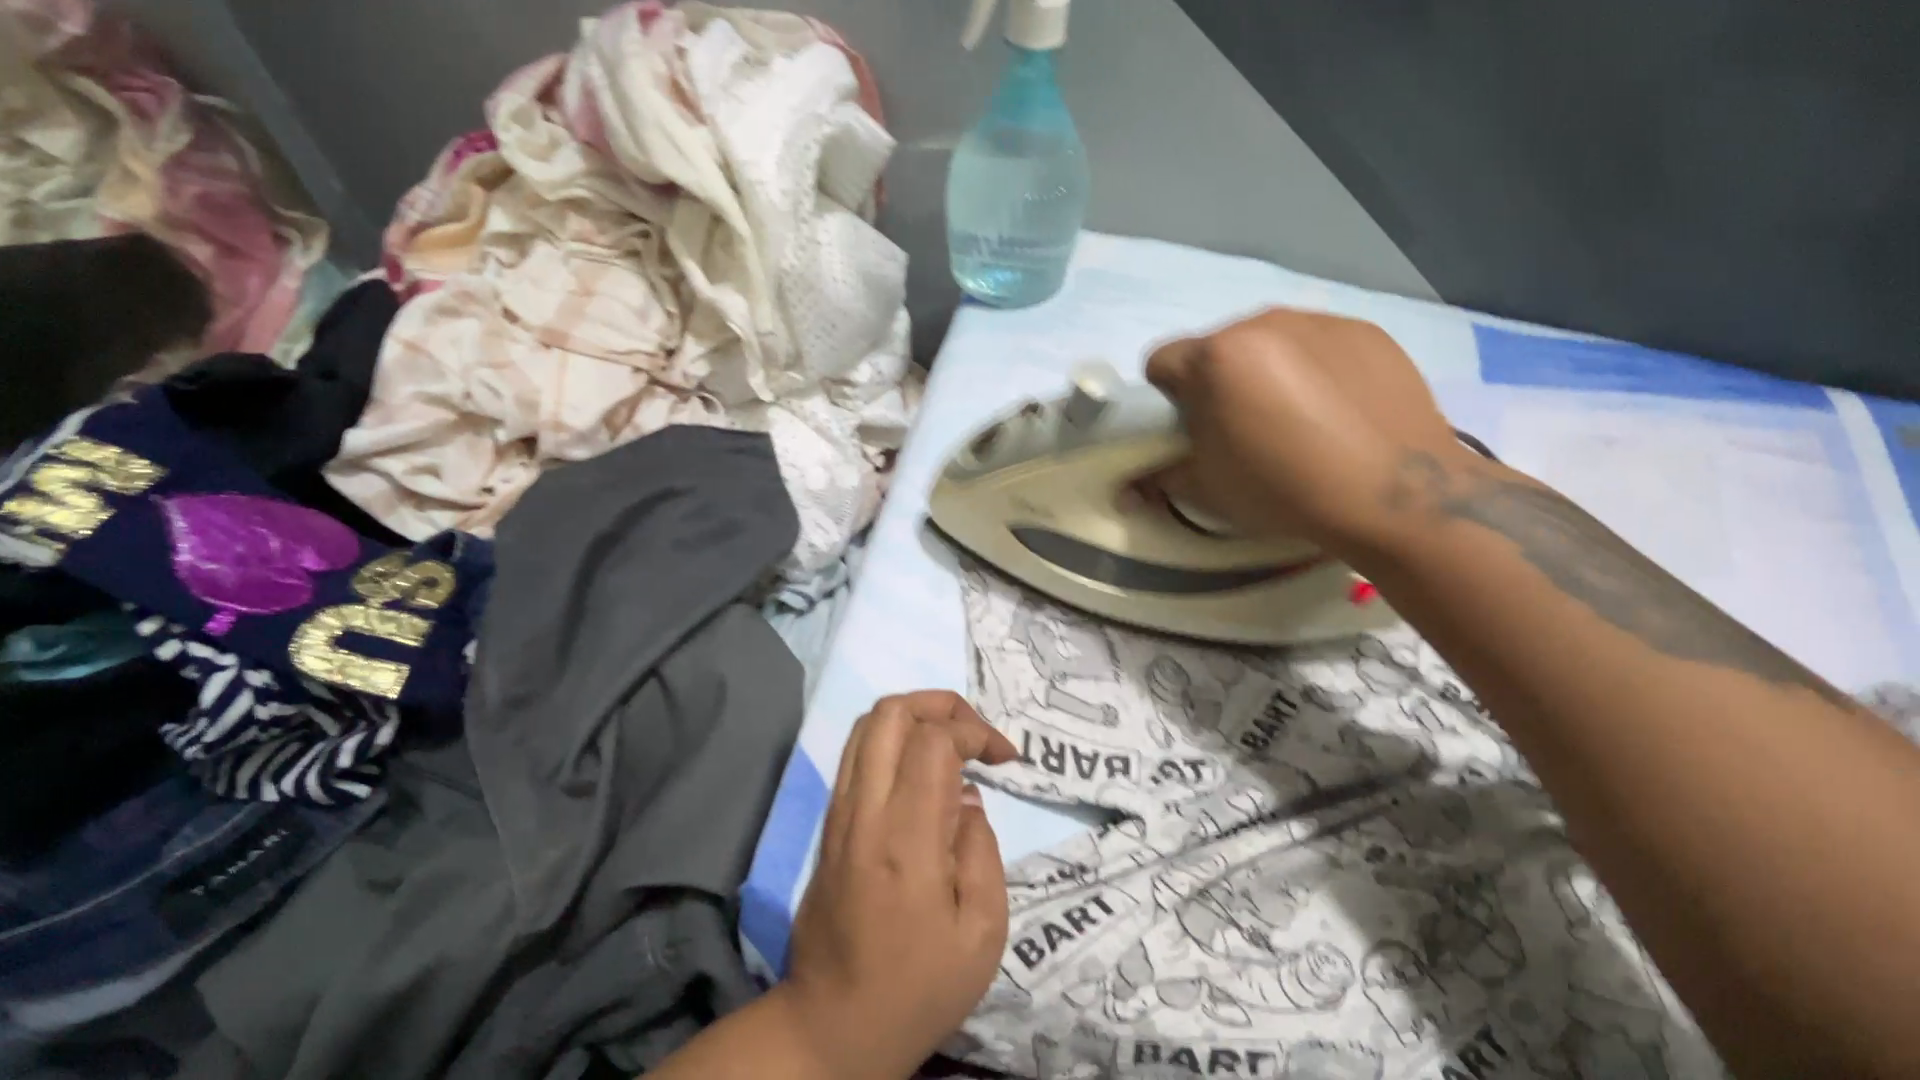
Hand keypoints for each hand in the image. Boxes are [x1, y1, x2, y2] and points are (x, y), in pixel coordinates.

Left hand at [775, 691, 1019, 1079]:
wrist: (833, 1025)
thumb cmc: (919, 987)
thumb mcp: (982, 933)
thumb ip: (981, 850)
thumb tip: (965, 798)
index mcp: (906, 839)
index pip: (932, 740)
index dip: (975, 731)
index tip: (1006, 760)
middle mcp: (863, 813)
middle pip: (888, 713)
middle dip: (941, 704)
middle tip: (978, 735)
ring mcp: (838, 817)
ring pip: (864, 728)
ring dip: (913, 718)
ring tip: (954, 746)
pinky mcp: (828, 829)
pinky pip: (855, 759)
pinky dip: (892, 743)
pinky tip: (923, 775)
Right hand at [1145, 308, 1471, 554]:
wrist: (1398, 494)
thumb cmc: (1287, 491)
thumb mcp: (1210, 492)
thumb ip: (1160, 478)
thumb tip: (1128, 488)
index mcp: (1216, 357)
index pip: (1161, 361)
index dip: (1167, 398)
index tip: (1192, 431)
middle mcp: (1262, 323)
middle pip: (1217, 349)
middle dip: (1219, 383)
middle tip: (1246, 432)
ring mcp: (1319, 321)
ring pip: (1269, 343)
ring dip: (1268, 373)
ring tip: (1301, 421)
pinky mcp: (1366, 330)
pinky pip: (1319, 345)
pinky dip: (1317, 370)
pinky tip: (1341, 411)